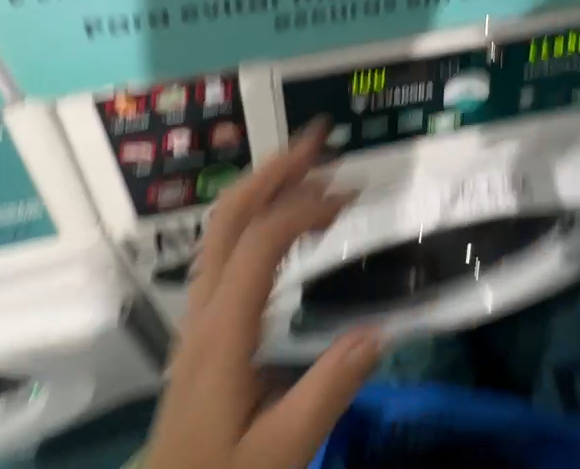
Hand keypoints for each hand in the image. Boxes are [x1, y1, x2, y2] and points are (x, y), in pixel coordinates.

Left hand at [143, 120, 383, 468]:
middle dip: (275, 169)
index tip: (351, 198)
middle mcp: (204, 308)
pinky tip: (288, 218)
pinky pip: (227, 247)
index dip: (304, 209)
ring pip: (223, 227)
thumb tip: (380, 331)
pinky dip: (260, 214)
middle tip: (321, 141)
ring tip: (312, 166)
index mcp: (222, 332)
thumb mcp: (281, 450)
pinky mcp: (204, 322)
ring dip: (266, 186)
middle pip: (230, 216)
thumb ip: (328, 391)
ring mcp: (199, 312)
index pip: (260, 244)